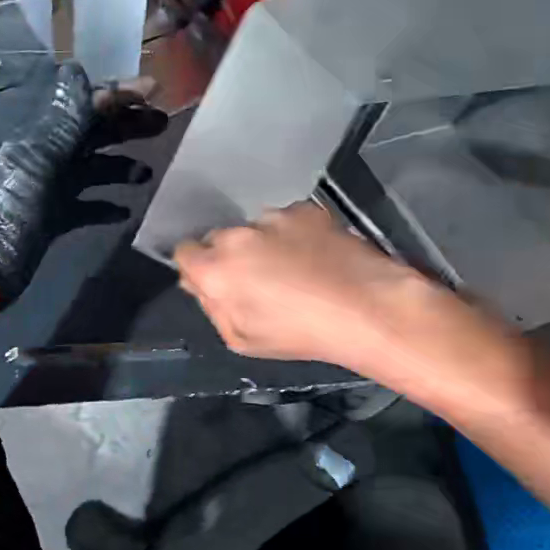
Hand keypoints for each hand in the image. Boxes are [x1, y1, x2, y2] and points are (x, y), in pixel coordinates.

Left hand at [0, 62, 167, 307]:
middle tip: (163, 124)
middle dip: (127, 127)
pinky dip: (106, 206)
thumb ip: (63, 124)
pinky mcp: (56, 218)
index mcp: (42, 139)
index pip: (86, 107)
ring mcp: (53, 189)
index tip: (155, 90)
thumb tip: (78, 72)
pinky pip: (87, 206)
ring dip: (122, 168)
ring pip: (94, 169)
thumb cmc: (12, 213)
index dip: (118, 96)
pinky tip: (125, 211)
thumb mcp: (38, 164)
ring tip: (147, 175)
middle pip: (94, 135)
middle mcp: (49, 158)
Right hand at [174, 202, 441, 368]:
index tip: (215, 281)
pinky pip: (287, 220)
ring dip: (264, 244)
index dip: (197, 268)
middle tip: (259, 281)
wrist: (366, 307)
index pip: (184, 252)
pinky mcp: (306, 209)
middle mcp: (238, 236)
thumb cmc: (300, 334)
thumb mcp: (242, 340)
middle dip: (231, 257)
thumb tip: (199, 285)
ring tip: (295, 270)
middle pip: (220, 239)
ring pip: (255, 229)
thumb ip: (212, 307)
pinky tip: (315, 257)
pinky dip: (294, 234)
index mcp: (215, 270)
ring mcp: (274, 218)